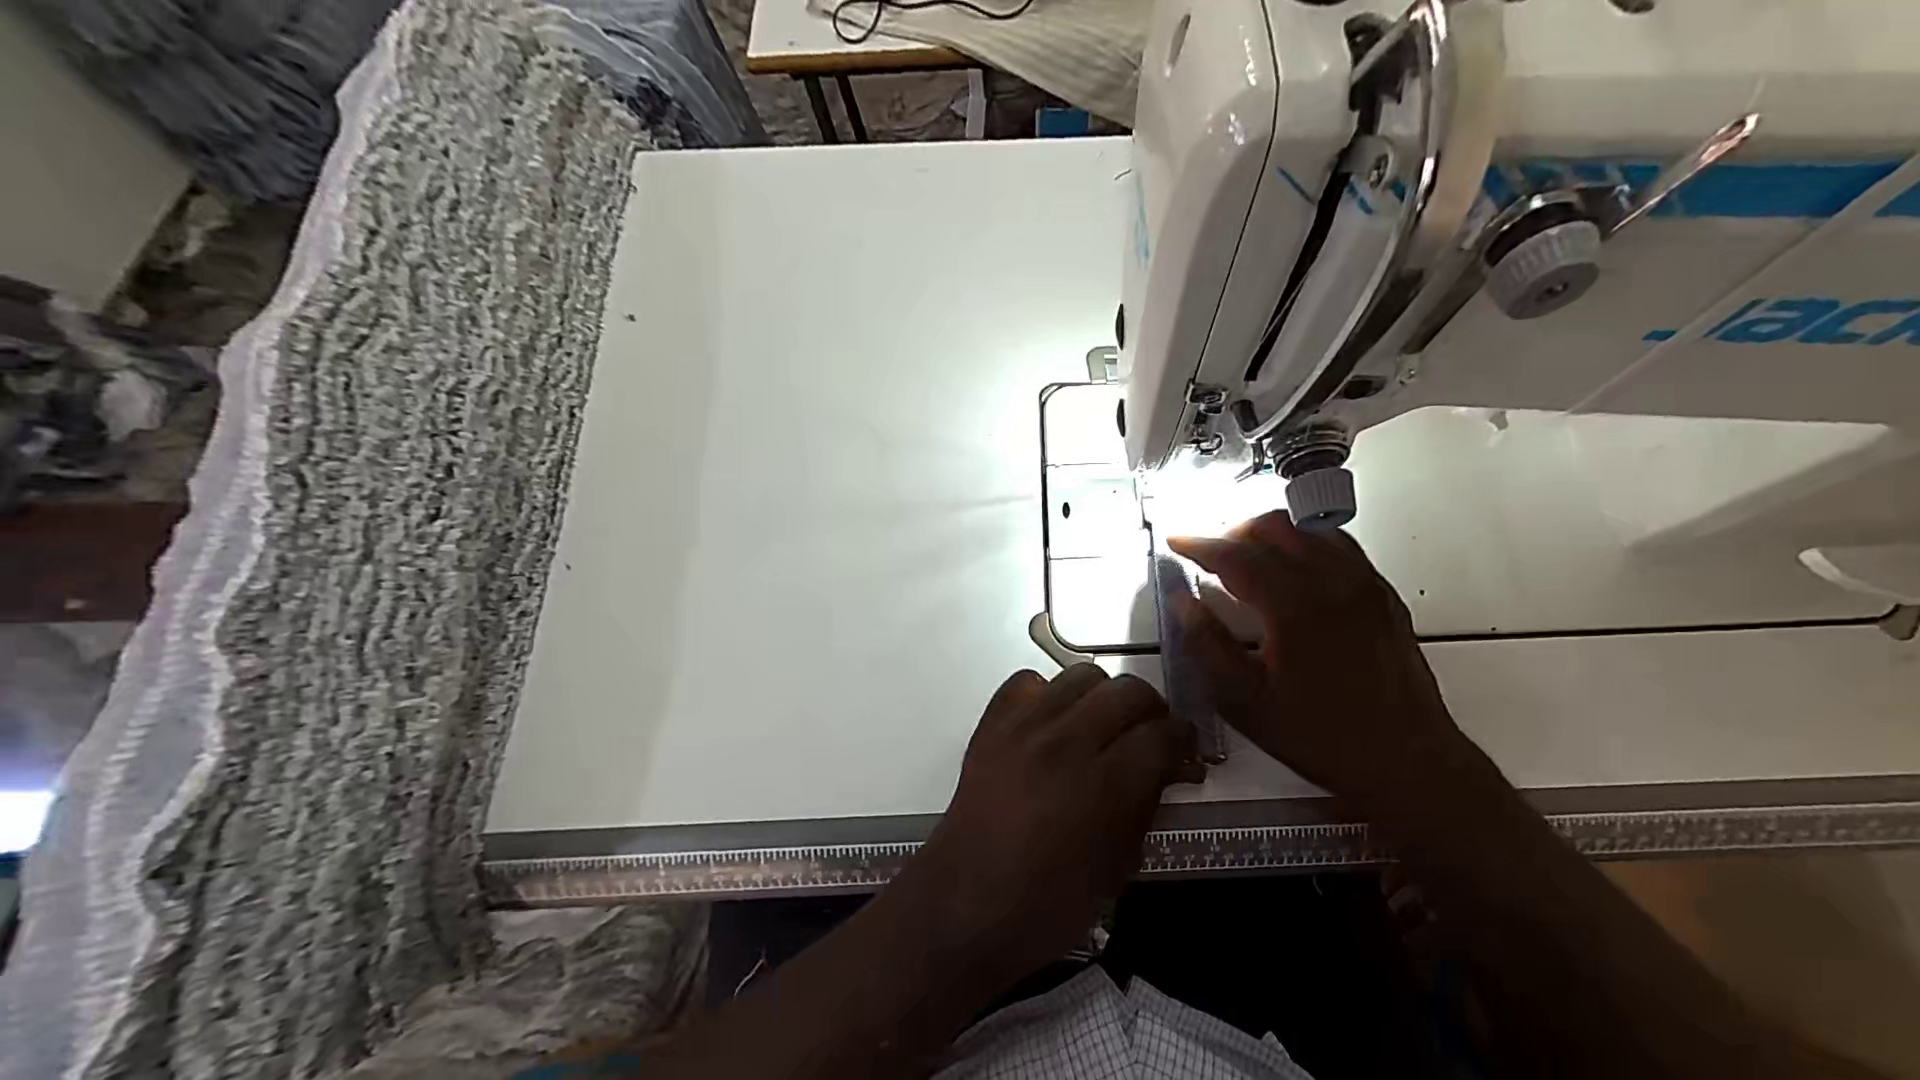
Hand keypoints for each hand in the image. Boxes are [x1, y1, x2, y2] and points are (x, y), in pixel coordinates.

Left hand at [892, 665, 1199, 983]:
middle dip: (1151, 711)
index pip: (1162, 733)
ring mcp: (1024, 725)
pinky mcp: (992, 722)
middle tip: (1151, 736)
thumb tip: (1168, 769)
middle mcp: (1066, 741)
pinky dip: (1049, 695)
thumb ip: (1146, 805)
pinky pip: (1029, 681)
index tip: (1185, 750)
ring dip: (1104, 697)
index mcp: (1104, 784)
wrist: (966, 901)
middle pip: (1127, 691)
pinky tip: (1053, 723)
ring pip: (1082, 675)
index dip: (1183, 740)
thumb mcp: (1118, 866)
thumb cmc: (1048, 903)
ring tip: (1103, 726)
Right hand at [1168, 511, 1472, 811]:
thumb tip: (1183, 602)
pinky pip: (1340, 546)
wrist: (1406, 761)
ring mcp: (1364, 585)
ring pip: (1309, 530)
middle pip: (1275, 528)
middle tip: (1211, 557)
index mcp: (1294, 606)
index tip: (1177, 542)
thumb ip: (1205, 644)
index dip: (1199, 545)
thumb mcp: (1242, 700)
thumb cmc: (1319, 736)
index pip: (1237, 555)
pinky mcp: (1383, 595)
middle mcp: (1333, 582)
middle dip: (1234, 534)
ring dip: (1270, 535)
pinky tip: (1293, 571)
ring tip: (1248, 561)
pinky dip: (1306, 544)